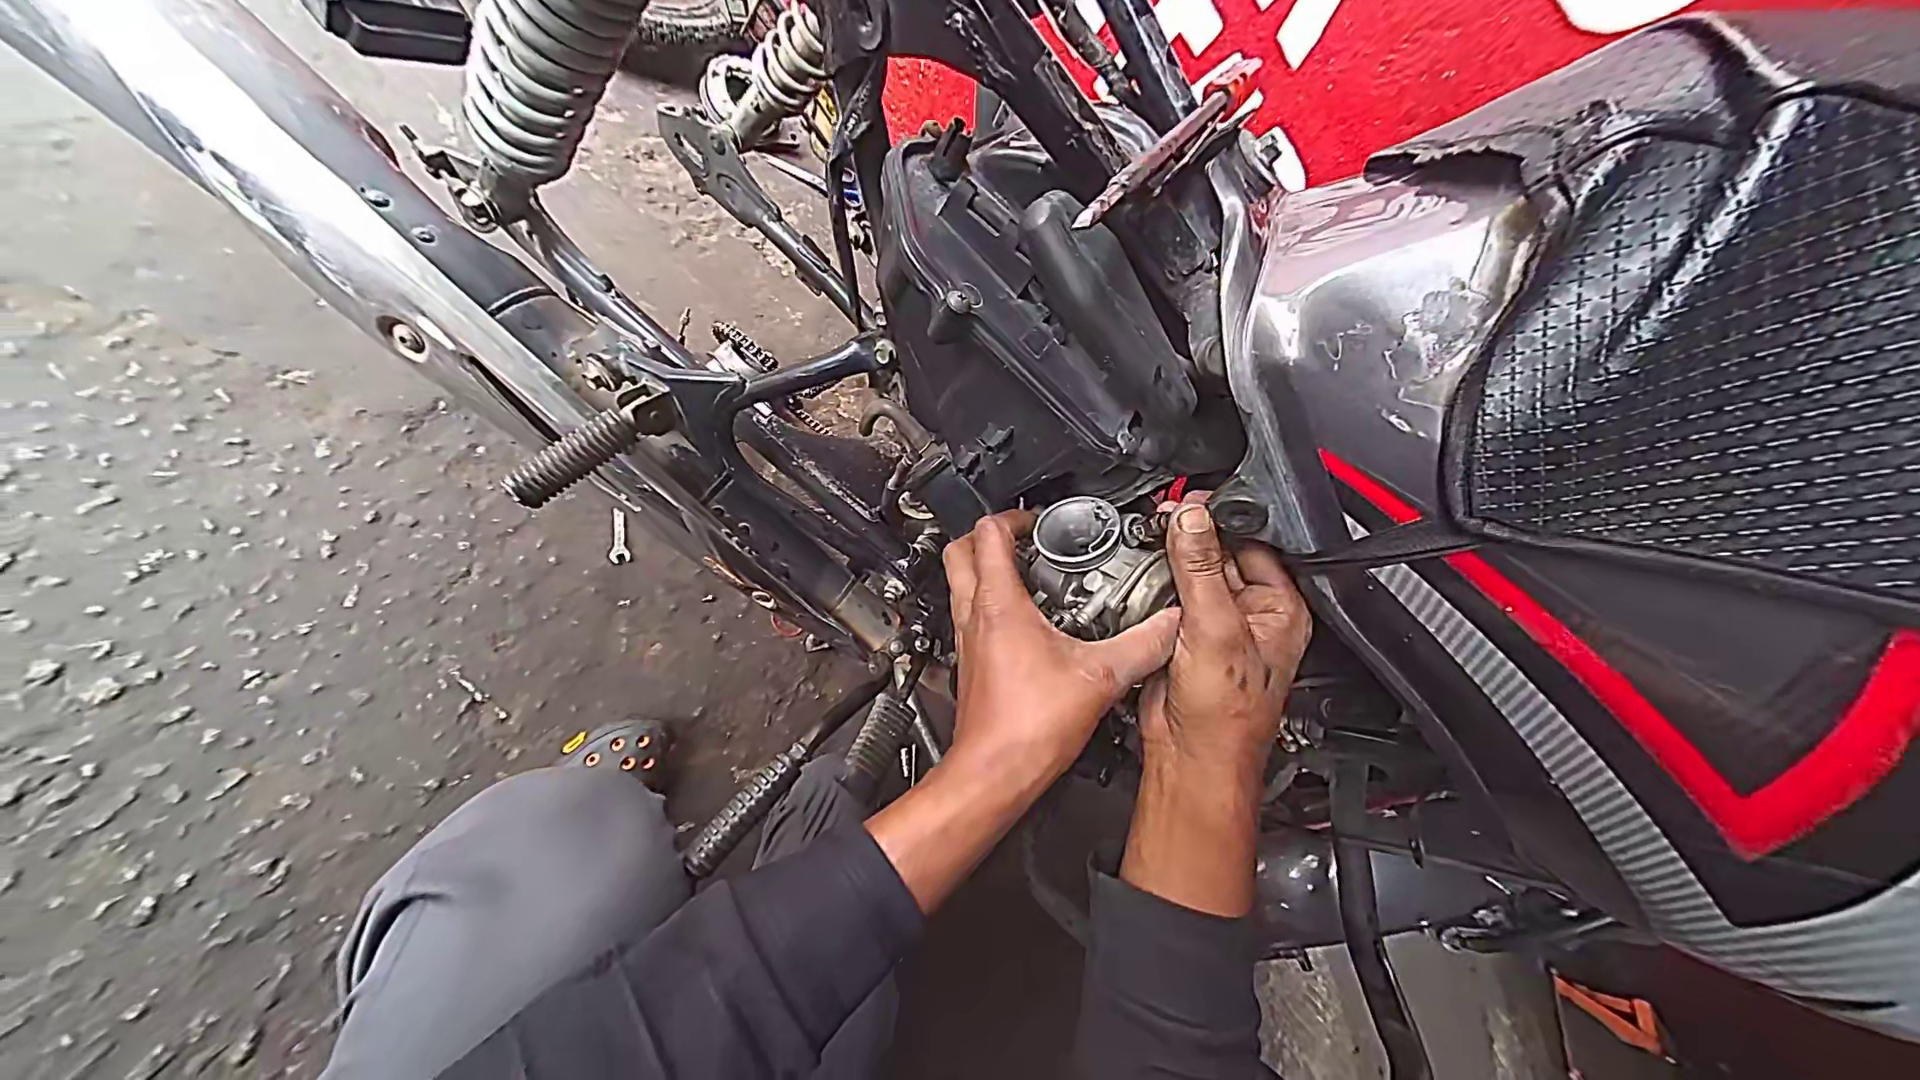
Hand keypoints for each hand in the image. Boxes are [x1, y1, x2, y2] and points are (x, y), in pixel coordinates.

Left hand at [942, 509, 1180, 784]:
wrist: (995, 770)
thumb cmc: (1026, 728)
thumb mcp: (1099, 678)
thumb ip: (1142, 645)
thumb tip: (1169, 624)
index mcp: (998, 605)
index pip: (989, 534)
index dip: (1015, 517)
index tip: (1041, 521)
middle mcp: (974, 616)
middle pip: (961, 550)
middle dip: (990, 535)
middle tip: (1025, 537)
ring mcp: (968, 638)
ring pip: (962, 582)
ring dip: (988, 567)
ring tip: (1030, 570)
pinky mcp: (972, 660)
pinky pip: (973, 614)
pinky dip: (993, 602)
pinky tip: (1027, 619)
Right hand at [1138, 498, 1310, 779]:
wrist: (1188, 754)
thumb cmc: (1226, 713)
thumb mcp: (1216, 629)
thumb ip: (1200, 569)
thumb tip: (1191, 520)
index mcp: (1276, 608)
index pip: (1251, 543)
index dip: (1220, 520)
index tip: (1189, 504)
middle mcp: (1247, 613)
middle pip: (1215, 553)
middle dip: (1187, 537)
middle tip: (1160, 522)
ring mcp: (1211, 623)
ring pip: (1186, 573)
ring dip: (1166, 560)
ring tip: (1147, 548)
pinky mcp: (1179, 634)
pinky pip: (1164, 596)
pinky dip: (1150, 584)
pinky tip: (1139, 578)